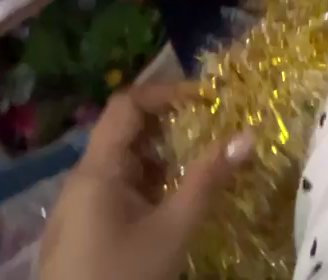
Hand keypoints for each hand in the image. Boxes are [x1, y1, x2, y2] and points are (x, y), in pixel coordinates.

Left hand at [38, 87, 251, 279]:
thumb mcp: (173, 230)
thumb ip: (208, 179)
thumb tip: (249, 134)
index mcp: (96, 172)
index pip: (127, 105)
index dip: (167, 93)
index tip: (207, 102)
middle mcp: (82, 182)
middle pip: (126, 131)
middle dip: (172, 125)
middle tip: (214, 130)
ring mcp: (79, 210)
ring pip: (124, 163)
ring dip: (164, 156)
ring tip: (202, 165)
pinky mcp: (82, 234)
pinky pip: (118, 190)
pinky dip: (150, 183)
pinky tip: (174, 203)